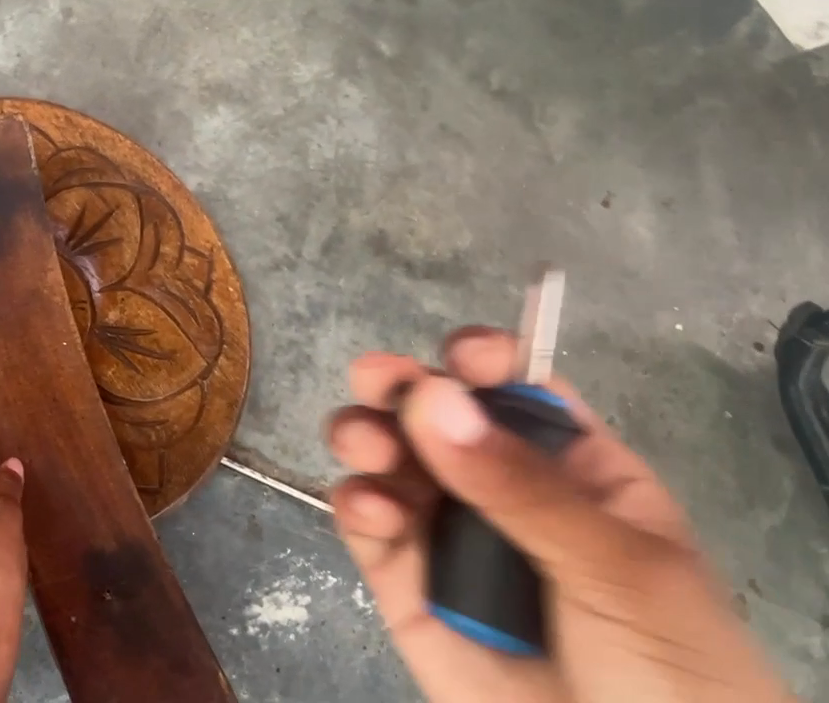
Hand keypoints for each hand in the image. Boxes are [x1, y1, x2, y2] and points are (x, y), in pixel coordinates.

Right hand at [328, 328, 793, 702]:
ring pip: (386, 457)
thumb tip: (432, 398)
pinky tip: (375, 511)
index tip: (466, 356)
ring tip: (367, 448)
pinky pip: (366, 523)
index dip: (488, 364)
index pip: (523, 397)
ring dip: (366, 436)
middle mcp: (497, 491)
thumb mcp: (622, 574)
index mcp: (575, 476)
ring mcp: (444, 532)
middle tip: (380, 380)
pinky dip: (358, 504)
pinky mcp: (398, 577)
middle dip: (401, 388)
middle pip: (433, 414)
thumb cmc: (669, 675)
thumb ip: (524, 487)